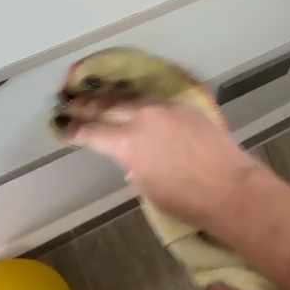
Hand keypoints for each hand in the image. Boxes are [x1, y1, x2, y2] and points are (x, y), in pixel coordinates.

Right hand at [66, 100, 266, 228]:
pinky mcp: (183, 105)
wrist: (227, 185)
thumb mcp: (146, 185)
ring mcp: (165, 107)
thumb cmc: (183, 199)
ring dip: (110, 93)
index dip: (75, 129)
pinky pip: (153, 97)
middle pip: (108, 106)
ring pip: (131, 95)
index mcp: (128, 143)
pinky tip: (131, 95)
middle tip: (69, 100)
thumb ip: (132, 165)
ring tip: (94, 90)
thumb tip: (128, 158)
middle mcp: (143, 118)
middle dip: (86, 104)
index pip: (93, 133)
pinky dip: (137, 96)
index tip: (62, 125)